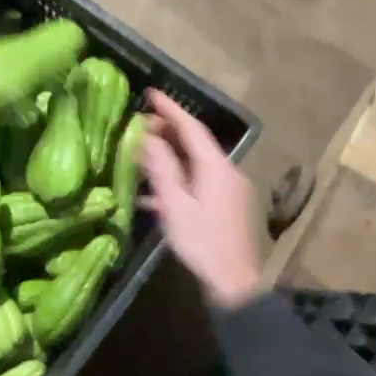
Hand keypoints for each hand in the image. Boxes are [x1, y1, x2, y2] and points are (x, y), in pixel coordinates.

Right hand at [137, 89, 263, 309]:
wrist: (234, 282)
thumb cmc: (202, 242)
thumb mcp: (175, 205)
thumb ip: (162, 169)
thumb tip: (149, 137)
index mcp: (217, 168)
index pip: (192, 128)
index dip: (171, 109)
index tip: (151, 93)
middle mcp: (228, 172)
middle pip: (196, 144)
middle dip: (169, 132)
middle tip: (141, 124)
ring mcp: (230, 190)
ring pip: (197, 164)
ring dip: (171, 157)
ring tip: (143, 154)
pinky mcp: (228, 207)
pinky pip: (200, 182)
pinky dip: (179, 179)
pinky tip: (156, 192)